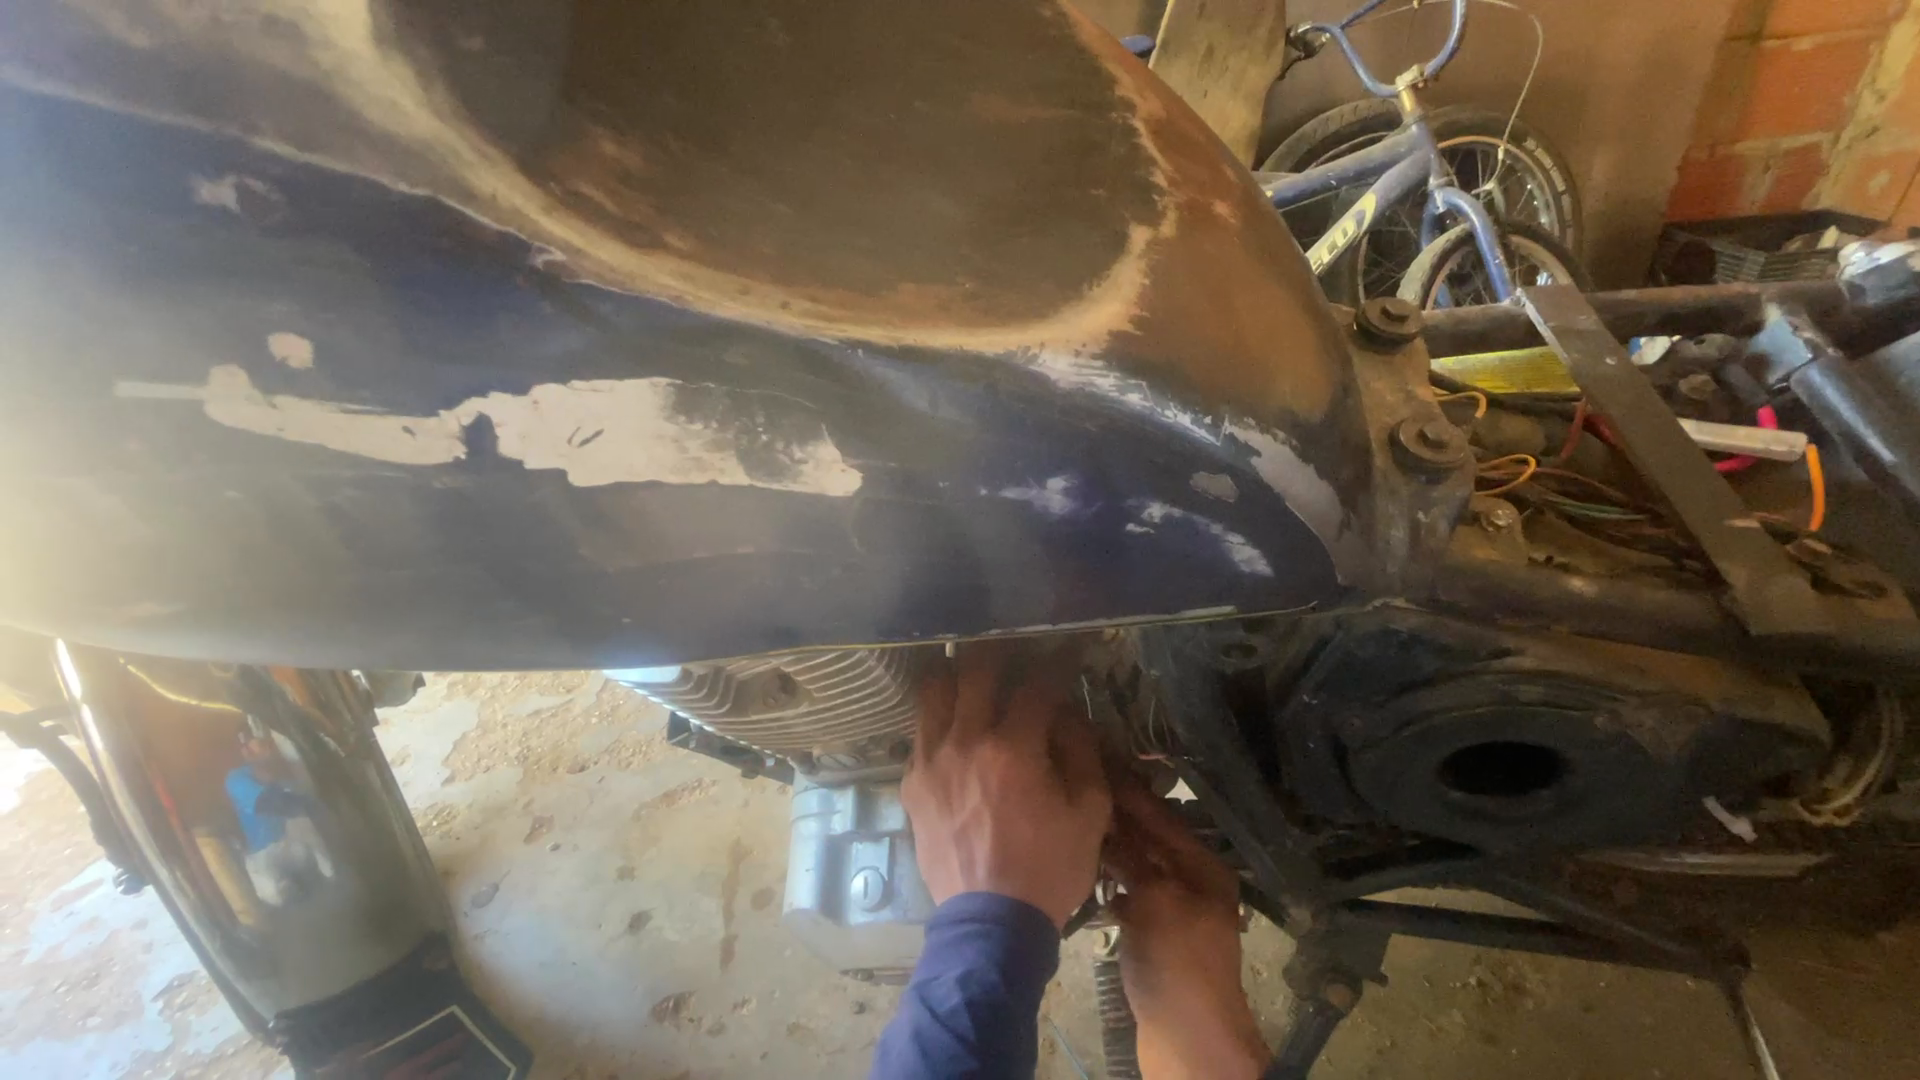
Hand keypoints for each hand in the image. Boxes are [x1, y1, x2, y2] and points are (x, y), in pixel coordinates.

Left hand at [903, 645, 1111, 929]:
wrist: (991, 923)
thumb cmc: (1050, 868)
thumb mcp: (1089, 813)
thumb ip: (1082, 751)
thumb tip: (1068, 711)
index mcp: (1012, 749)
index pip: (1036, 684)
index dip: (1056, 662)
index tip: (1067, 652)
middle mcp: (964, 742)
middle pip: (974, 669)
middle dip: (1000, 650)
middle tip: (1015, 648)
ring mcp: (930, 760)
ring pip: (934, 690)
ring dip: (958, 676)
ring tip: (974, 677)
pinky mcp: (911, 782)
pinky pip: (921, 732)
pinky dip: (940, 719)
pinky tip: (955, 728)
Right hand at [1105, 780, 1268, 1079]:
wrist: (1188, 1041)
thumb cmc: (1179, 962)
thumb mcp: (1156, 900)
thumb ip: (1133, 856)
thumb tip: (1107, 815)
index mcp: (1202, 866)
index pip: (1160, 814)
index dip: (1129, 789)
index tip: (1097, 760)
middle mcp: (1190, 879)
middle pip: (1148, 836)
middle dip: (1115, 813)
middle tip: (1076, 782)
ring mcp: (1170, 906)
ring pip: (1135, 863)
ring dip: (1108, 843)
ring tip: (1071, 815)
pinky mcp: (1151, 931)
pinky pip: (1127, 890)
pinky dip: (1108, 877)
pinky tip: (1081, 863)